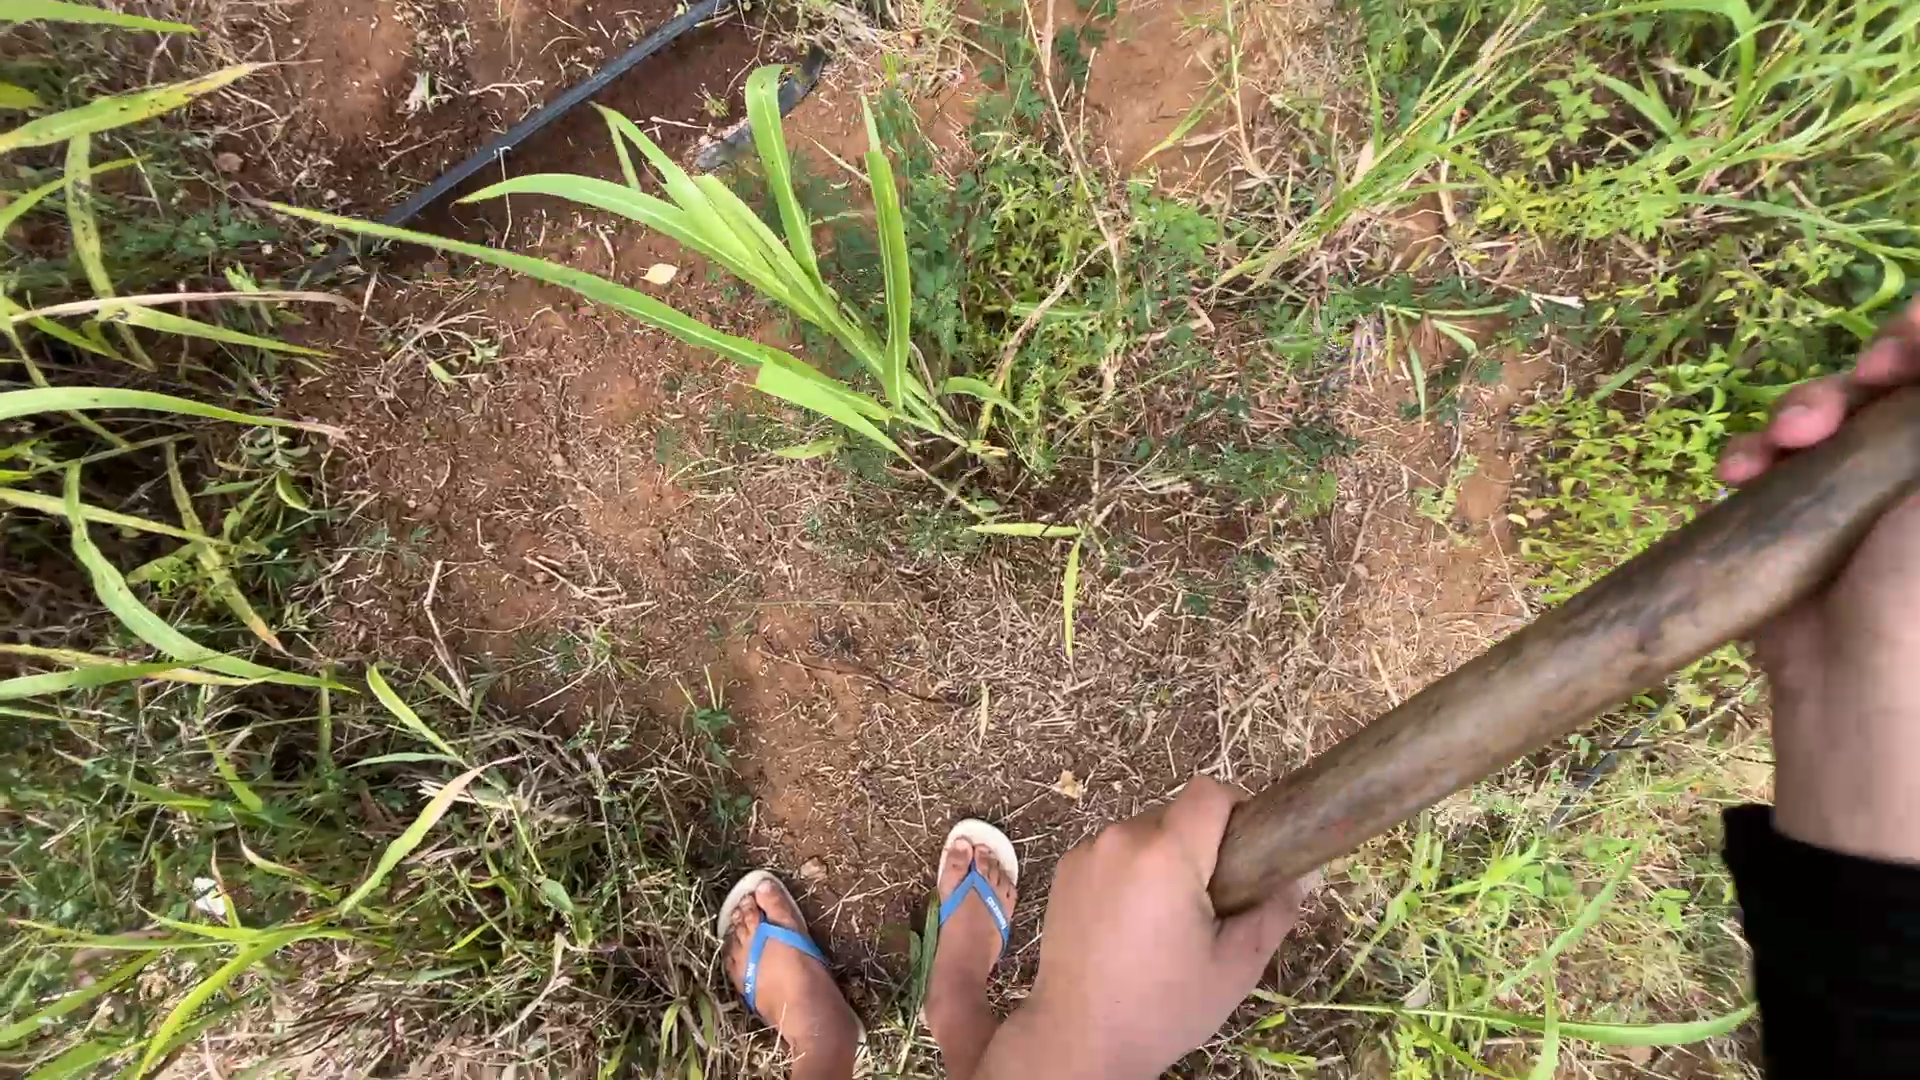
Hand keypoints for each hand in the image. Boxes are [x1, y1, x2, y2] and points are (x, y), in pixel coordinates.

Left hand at [977, 776, 1313, 1079]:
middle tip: (1210, 901)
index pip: (1209, 792)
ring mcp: (1088, 848)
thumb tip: (1300, 874)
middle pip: (1176, 815)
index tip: (1247, 845)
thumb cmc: (1164, 1006)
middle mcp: (1122, 836)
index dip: (1236, 807)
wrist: (1079, 1035)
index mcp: (1166, 853)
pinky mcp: (1066, 864)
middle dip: (1200, 845)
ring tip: (1165, 918)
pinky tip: (1128, 921)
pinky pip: (1112, 850)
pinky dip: (1129, 870)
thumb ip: (1273, 912)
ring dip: (1163, 858)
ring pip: (1143, 832)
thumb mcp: (1234, 967)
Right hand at [1719, 296, 1919, 864]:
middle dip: (1857, 377)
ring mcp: (1853, 485)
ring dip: (1792, 416)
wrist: (1862, 667)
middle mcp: (1911, 465)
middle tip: (1850, 390)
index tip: (1907, 341)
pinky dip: (1746, 456)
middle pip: (1889, 383)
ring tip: (1777, 441)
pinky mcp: (1788, 509)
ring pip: (1818, 415)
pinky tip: (1736, 472)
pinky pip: (1762, 460)